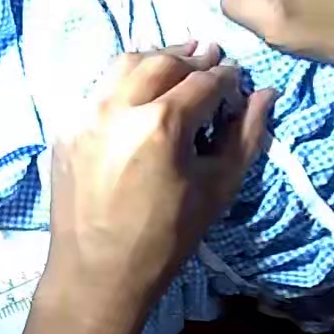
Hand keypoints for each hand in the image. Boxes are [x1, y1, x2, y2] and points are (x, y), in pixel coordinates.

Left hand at [39, 44, 274, 333]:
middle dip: (192, 58)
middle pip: (162, 61)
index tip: (237, 80)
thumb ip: (245, 136)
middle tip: (212, 59)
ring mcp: (86, 115)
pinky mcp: (67, 128)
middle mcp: (119, 107)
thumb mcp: (217, 188)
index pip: (204, 82)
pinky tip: (140, 92)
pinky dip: (126, 79)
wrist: (98, 275)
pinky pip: (100, 88)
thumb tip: (265, 94)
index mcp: (162, 123)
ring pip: (124, 64)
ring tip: (177, 66)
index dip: (227, 77)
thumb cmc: (167, 239)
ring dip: (156, 59)